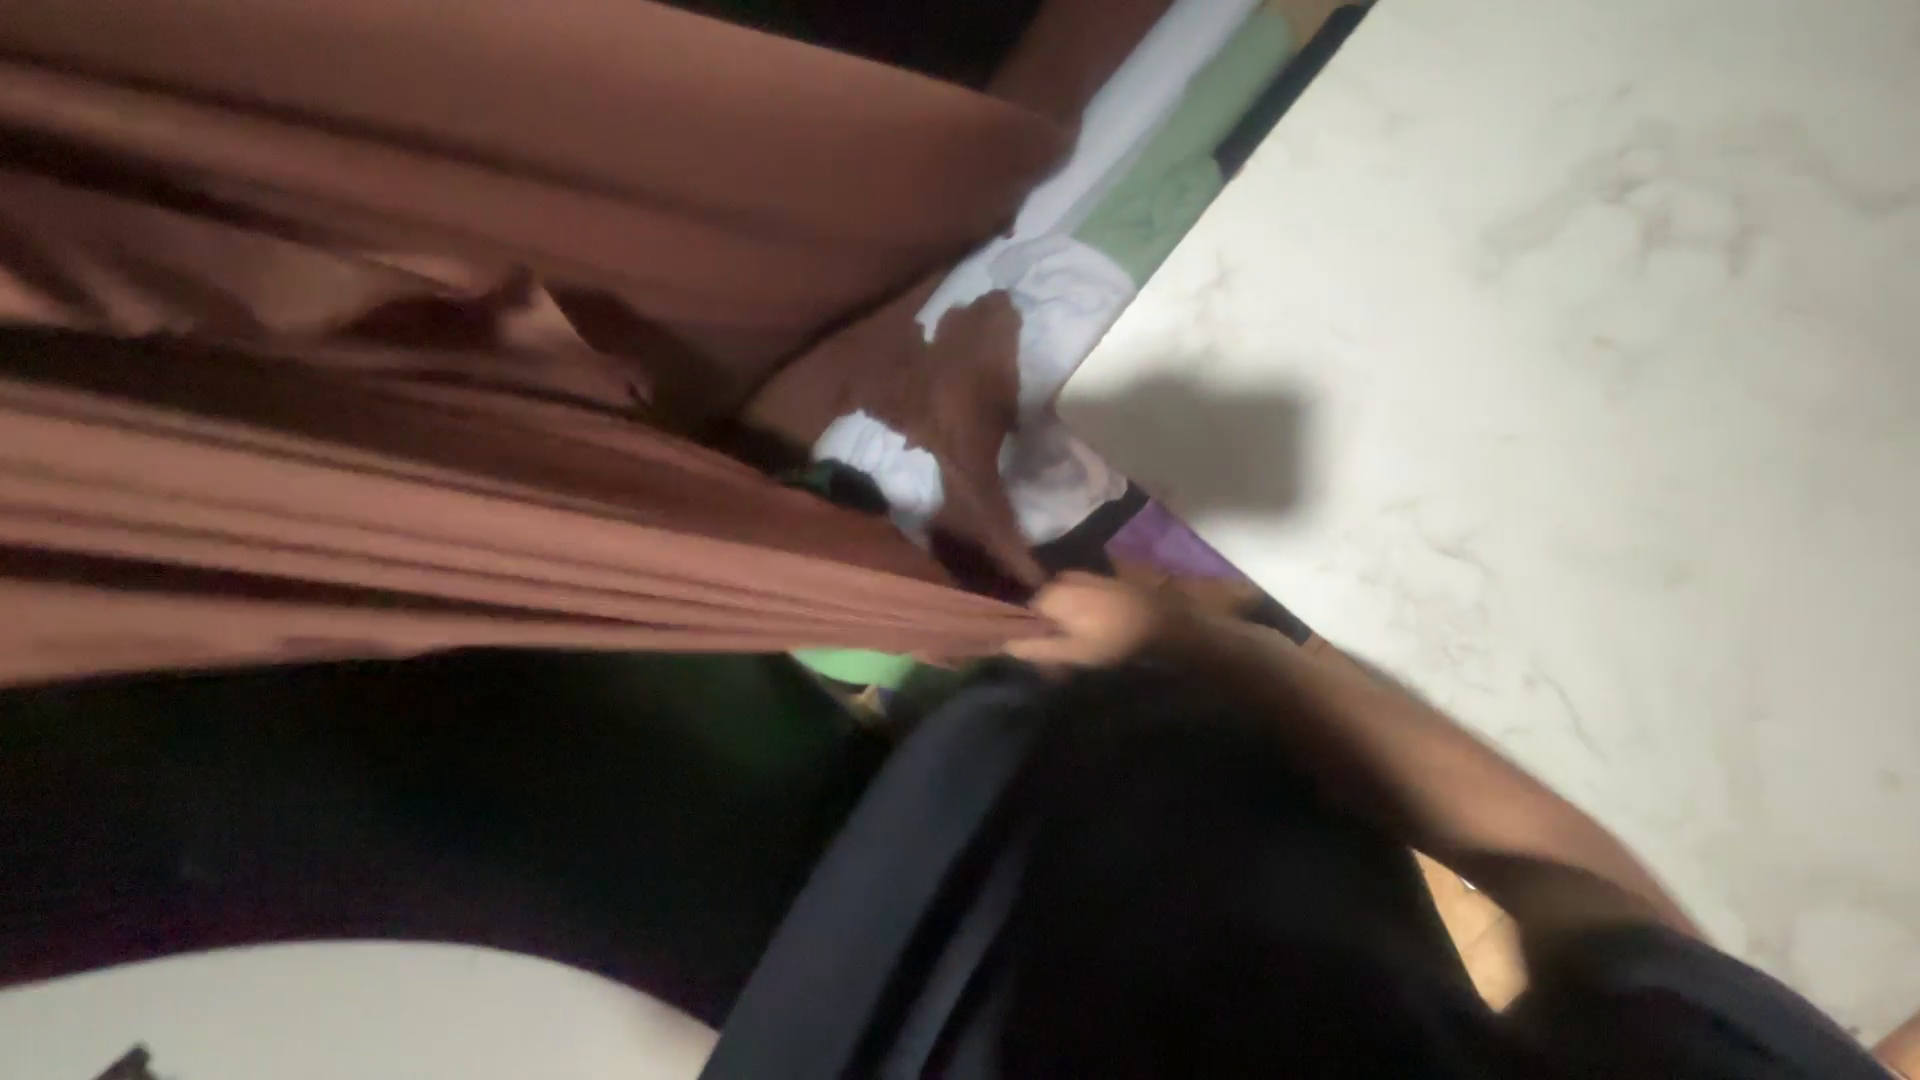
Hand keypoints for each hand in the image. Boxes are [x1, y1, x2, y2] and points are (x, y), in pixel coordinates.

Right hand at [1004, 572, 1182, 667]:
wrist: (1160, 618)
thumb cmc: (1112, 638)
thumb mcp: (1072, 651)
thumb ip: (1036, 648)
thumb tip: (1005, 645)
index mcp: (1049, 594)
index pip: (1021, 615)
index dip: (1026, 637)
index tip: (1041, 657)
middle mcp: (1059, 578)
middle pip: (1039, 608)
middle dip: (1046, 631)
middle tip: (1060, 658)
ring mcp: (1079, 576)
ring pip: (1057, 604)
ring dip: (1061, 625)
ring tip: (1077, 646)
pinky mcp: (1096, 580)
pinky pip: (1073, 598)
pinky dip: (1075, 614)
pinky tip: (1089, 630)